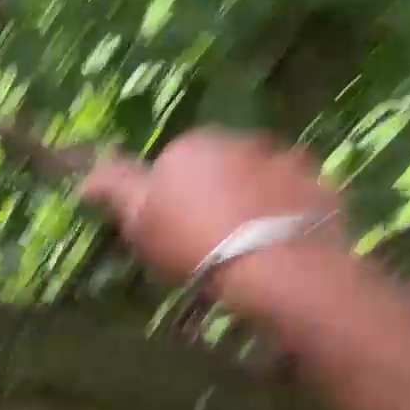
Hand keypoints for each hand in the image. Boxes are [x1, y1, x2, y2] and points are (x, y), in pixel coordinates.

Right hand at [80, 128, 345, 291]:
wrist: (280, 269)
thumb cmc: (195, 244)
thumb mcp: (139, 222)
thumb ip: (113, 191)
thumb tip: (87, 178)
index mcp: (189, 146)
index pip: (167, 164)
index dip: (162, 195)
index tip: (164, 227)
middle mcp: (239, 140)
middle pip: (214, 166)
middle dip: (208, 190)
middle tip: (202, 236)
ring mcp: (286, 160)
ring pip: (254, 177)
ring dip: (247, 198)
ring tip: (243, 242)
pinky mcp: (322, 185)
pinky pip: (291, 195)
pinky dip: (282, 210)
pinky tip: (275, 242)